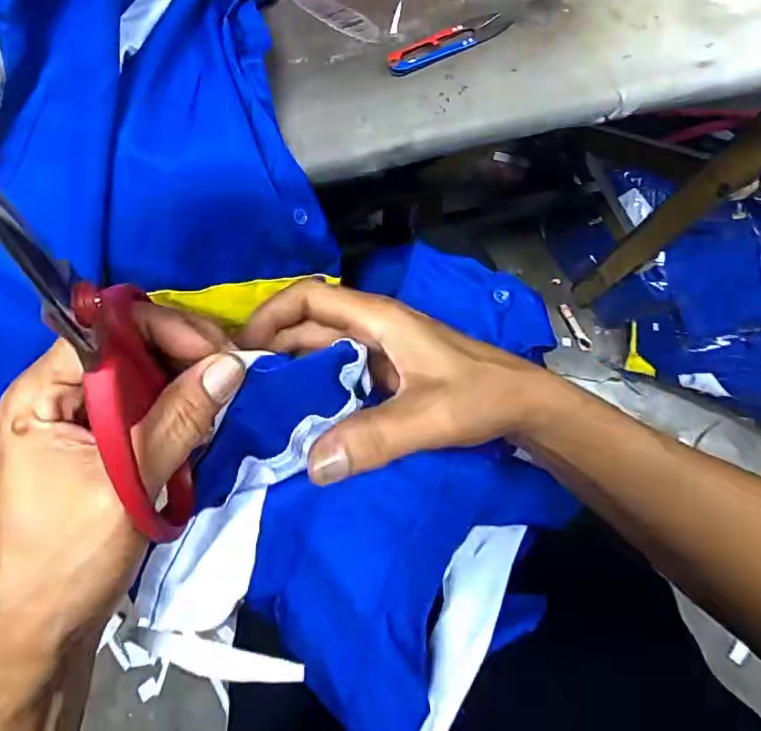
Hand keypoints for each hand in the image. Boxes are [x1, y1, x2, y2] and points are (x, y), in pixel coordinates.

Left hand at [0, 303, 245, 660]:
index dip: (165, 330)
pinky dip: (182, 401)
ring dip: (189, 376)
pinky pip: (150, 398)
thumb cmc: (68, 561)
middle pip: (131, 342)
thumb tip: (231, 364)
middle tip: (231, 374)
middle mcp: (59, 393)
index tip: (217, 356)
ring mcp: (81, 415)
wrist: (44, 633)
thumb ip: (180, 419)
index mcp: (41, 396)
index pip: (107, 329)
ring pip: (146, 369)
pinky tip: (203, 418)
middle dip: (186, 351)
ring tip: (222, 399)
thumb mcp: (128, 485)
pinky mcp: (103, 436)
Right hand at [238, 280, 561, 484]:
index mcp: (382, 320)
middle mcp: (378, 328)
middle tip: (236, 391)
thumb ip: (375, 437)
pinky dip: (319, 390)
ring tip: (257, 409)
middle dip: (273, 348)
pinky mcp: (393, 374)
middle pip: (312, 325)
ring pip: (326, 351)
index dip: (271, 313)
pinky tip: (303, 422)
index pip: (313, 297)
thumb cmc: (482, 395)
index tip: (240, 349)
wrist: (524, 402)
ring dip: (294, 371)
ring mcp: (386, 351)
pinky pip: (344, 375)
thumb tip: (311, 463)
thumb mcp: (429, 416)